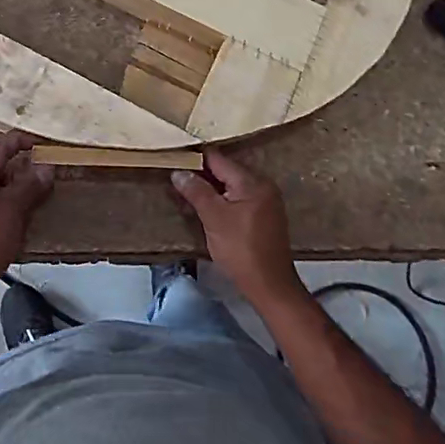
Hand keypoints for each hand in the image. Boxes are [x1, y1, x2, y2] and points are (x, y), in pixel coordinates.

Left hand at [0, 132, 53, 292]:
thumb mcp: (14, 208)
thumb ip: (31, 184)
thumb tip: (47, 168)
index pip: (0, 146)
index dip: (24, 142)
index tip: (44, 143)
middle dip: (21, 166)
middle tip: (44, 170)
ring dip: (14, 184)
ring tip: (35, 192)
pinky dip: (4, 198)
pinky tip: (19, 210)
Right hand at [171, 150, 302, 306]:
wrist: (270, 285)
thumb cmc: (240, 249)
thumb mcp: (214, 218)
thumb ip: (197, 192)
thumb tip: (179, 172)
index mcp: (251, 181)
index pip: (218, 159)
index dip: (195, 159)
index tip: (174, 161)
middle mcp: (262, 184)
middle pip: (226, 171)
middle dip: (202, 176)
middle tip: (177, 182)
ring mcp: (266, 200)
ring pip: (232, 186)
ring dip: (211, 190)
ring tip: (187, 197)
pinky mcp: (265, 215)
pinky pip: (240, 199)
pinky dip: (224, 201)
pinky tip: (208, 211)